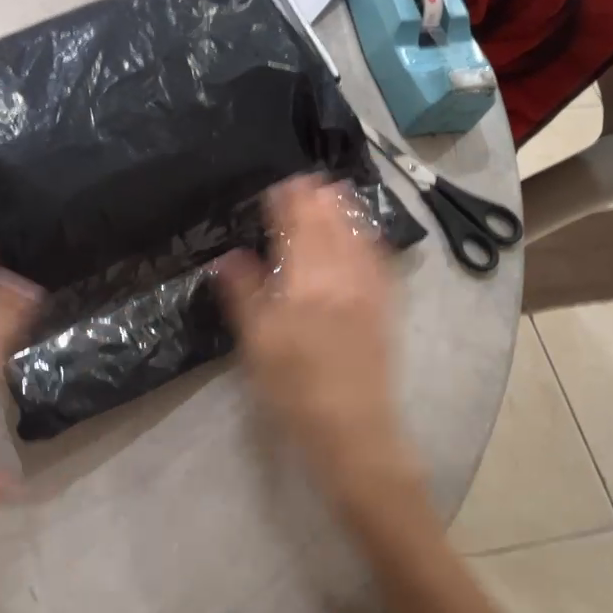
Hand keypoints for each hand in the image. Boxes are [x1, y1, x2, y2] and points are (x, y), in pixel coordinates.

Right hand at [217, 176, 421, 504]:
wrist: (354, 434)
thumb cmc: (295, 391)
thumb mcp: (257, 345)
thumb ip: (243, 295)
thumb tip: (227, 256)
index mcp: (304, 285)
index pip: (297, 231)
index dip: (288, 204)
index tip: (280, 183)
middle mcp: (340, 280)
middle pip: (328, 229)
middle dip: (317, 200)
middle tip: (308, 178)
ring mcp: (367, 294)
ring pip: (356, 240)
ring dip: (345, 212)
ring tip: (335, 190)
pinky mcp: (384, 311)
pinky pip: (380, 264)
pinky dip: (371, 240)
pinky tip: (367, 232)